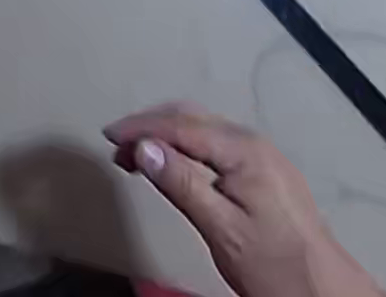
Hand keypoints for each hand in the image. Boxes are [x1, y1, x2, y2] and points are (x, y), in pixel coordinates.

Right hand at [105, 104, 381, 296]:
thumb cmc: (276, 268)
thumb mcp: (223, 230)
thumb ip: (181, 183)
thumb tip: (142, 147)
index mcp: (242, 149)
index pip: (180, 125)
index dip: (141, 127)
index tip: (109, 135)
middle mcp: (250, 140)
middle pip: (188, 117)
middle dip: (149, 126)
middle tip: (118, 145)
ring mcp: (258, 152)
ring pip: (199, 126)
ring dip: (165, 134)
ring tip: (136, 153)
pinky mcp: (261, 168)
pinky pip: (212, 142)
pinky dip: (184, 145)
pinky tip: (171, 161)